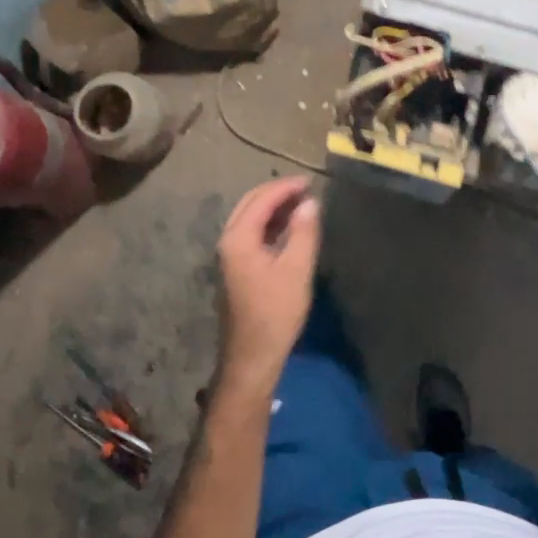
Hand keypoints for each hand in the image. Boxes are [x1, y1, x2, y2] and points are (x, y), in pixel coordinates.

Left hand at [215, 176, 321, 391]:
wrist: (252, 356)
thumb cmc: (276, 312)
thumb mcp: (297, 270)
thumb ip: (303, 232)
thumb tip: (309, 202)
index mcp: (238, 238)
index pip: (261, 199)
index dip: (286, 187)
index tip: (310, 181)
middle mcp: (228, 241)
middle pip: (250, 204)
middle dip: (277, 193)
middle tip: (306, 189)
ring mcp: (229, 256)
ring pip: (249, 219)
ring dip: (273, 208)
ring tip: (301, 204)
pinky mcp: (236, 269)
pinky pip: (250, 234)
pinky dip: (269, 225)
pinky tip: (288, 229)